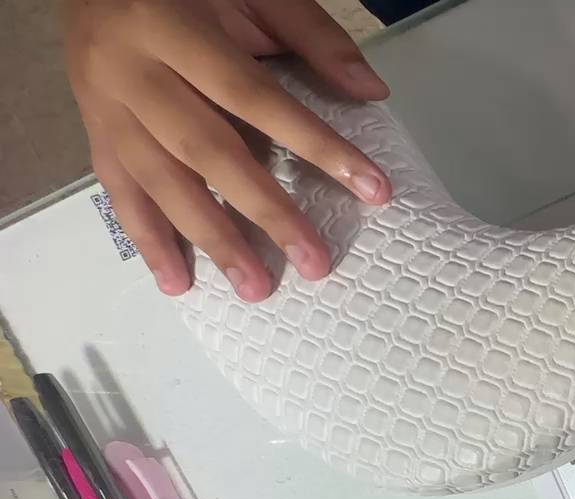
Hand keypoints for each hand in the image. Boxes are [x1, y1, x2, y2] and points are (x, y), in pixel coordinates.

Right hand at [64, 0, 393, 300]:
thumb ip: (313, 36)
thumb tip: (373, 91)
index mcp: (170, 28)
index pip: (255, 97)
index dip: (317, 145)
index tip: (375, 190)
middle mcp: (128, 68)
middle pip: (206, 150)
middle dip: (264, 212)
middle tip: (315, 265)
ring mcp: (103, 101)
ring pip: (158, 180)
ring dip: (209, 240)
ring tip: (256, 289)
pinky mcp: (94, 127)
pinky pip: (119, 189)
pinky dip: (149, 238)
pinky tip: (180, 283)